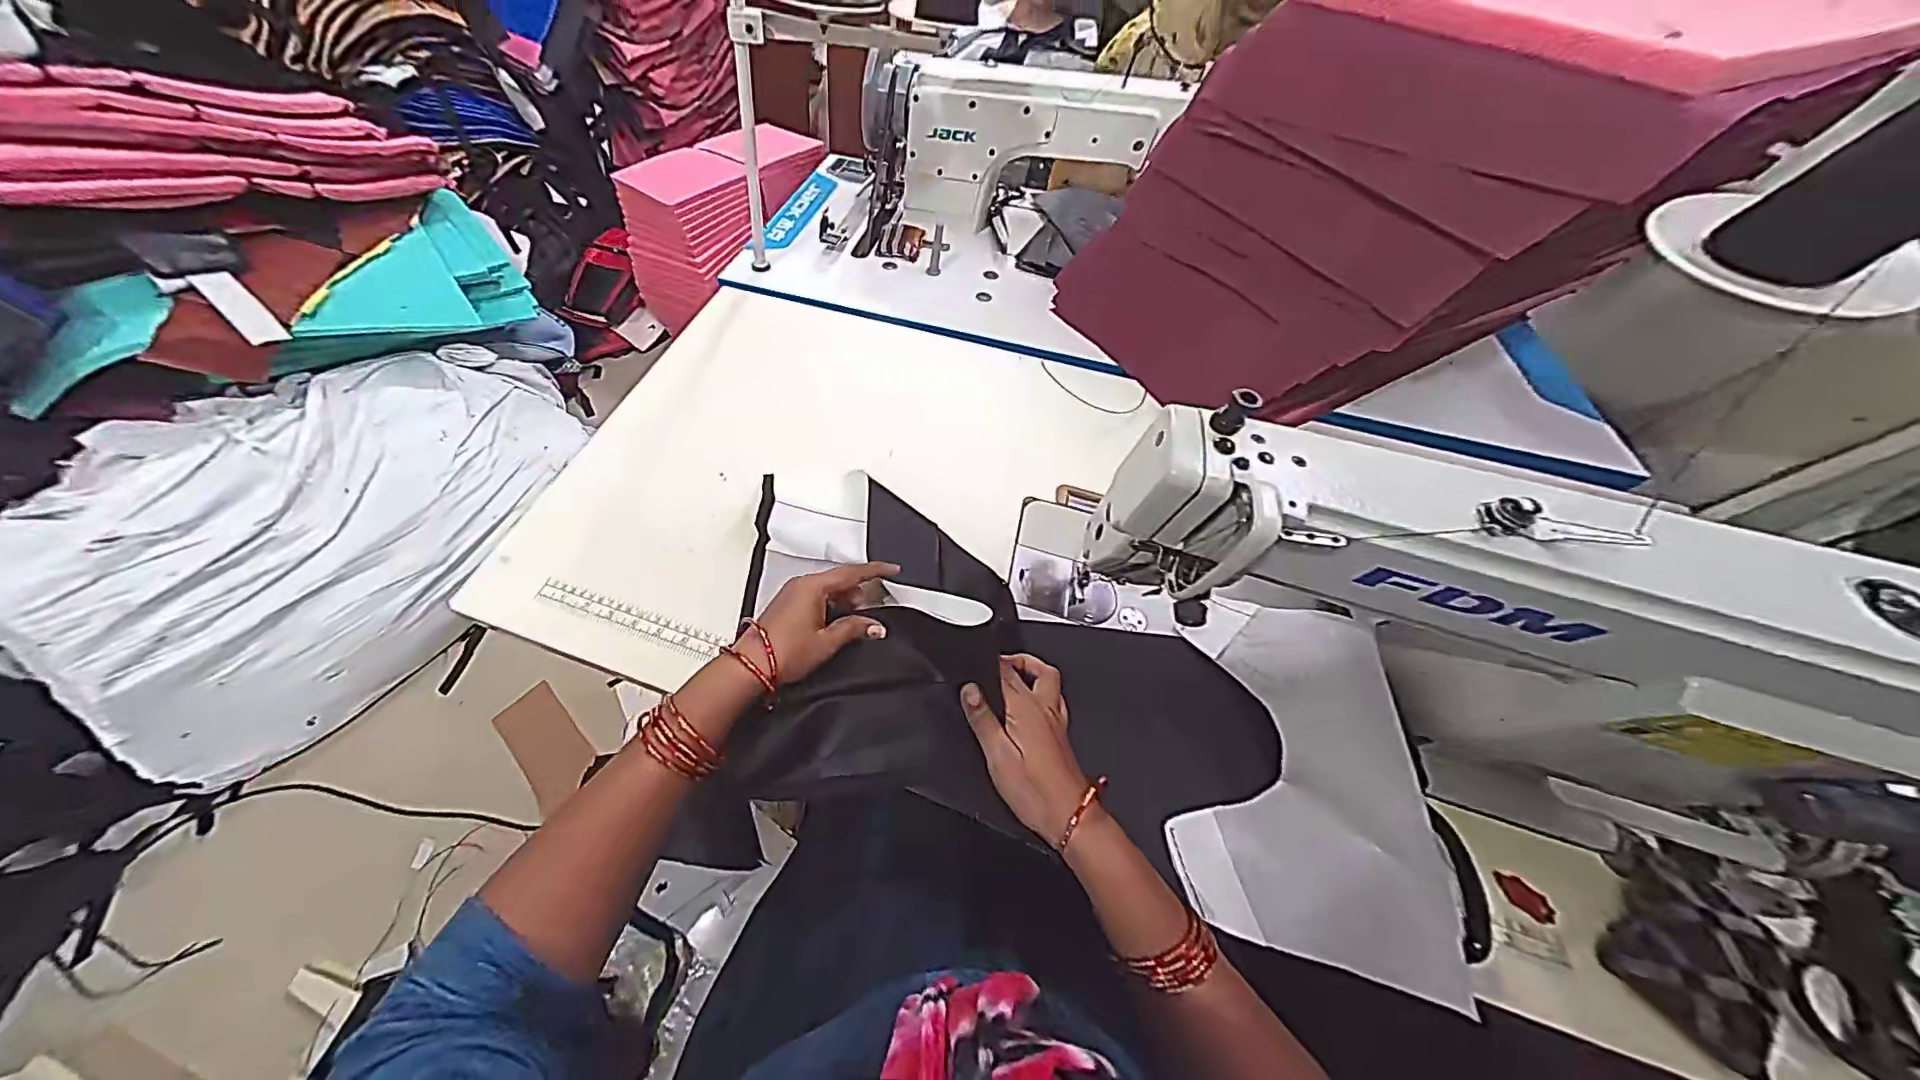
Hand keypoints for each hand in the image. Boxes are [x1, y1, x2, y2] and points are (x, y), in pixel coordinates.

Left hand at [748, 562, 898, 683]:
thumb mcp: (827, 641)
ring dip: (846, 600)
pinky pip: (817, 596)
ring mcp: (793, 593)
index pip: (852, 572)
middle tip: (877, 605)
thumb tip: (874, 625)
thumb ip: (855, 628)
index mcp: (813, 586)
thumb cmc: (781, 653)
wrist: (751, 666)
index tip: (892, 570)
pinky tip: (838, 622)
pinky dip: (832, 604)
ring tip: (858, 619)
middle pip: (841, 579)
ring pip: (829, 588)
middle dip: (861, 591)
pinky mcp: (788, 604)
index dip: (876, 571)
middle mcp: (801, 585)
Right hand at [960, 654, 1091, 844]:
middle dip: (1015, 660)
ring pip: (1050, 681)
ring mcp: (1056, 721)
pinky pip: (1055, 699)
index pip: (1007, 673)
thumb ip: (983, 719)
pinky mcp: (1061, 734)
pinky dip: (1043, 691)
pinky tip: (1034, 704)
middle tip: (998, 660)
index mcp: (1026, 709)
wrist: (1068, 814)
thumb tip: (970, 690)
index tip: (976, 661)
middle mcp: (1045, 709)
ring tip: (1017, 672)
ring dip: (1033, 671)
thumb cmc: (1035, 791)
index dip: (991, 663)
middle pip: (1034, 669)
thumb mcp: (997, 756)